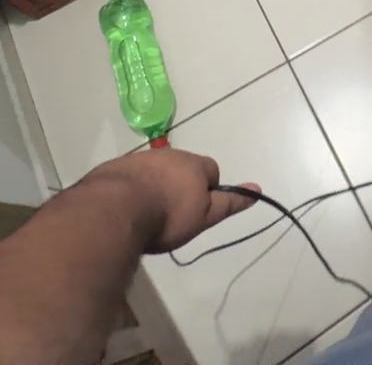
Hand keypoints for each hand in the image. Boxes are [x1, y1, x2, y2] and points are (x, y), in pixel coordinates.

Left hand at [79, 145, 258, 252]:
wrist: (115, 209)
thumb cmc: (167, 215)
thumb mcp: (204, 215)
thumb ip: (229, 203)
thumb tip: (257, 190)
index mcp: (194, 164)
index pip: (211, 171)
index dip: (208, 190)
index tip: (196, 211)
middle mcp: (170, 155)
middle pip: (182, 168)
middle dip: (180, 186)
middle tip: (171, 215)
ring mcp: (140, 160)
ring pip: (154, 171)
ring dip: (154, 186)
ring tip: (145, 215)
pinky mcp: (114, 169)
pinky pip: (127, 177)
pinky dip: (129, 190)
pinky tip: (123, 210)